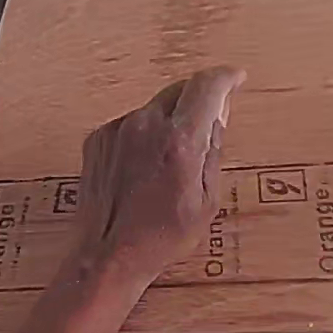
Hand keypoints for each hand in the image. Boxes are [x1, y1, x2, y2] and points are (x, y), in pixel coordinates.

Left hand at [69, 66, 244, 284]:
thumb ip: (213, 150)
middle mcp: (145, 125)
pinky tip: (143, 170)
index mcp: (179, 140)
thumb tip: (216, 116)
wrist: (109, 254)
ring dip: (168, 122)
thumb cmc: (162, 236)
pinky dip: (142, 137)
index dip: (227, 77)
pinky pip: (129, 125)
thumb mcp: (207, 200)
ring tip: (168, 164)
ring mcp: (117, 130)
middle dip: (197, 101)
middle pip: (179, 90)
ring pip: (153, 109)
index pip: (208, 86)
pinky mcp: (97, 139)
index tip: (236, 79)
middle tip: (205, 128)